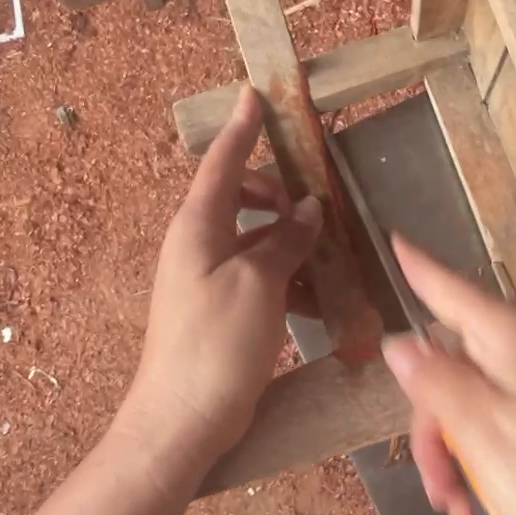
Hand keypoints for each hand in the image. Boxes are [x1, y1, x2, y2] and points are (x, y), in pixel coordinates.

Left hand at [117, 88, 321, 476]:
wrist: (183, 420)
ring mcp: (210, 278)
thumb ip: (285, 240)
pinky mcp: (224, 308)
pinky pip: (260, 276)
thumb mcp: (259, 284)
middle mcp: (199, 244)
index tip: (254, 94)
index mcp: (198, 226)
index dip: (242, 129)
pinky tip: (321, 297)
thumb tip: (308, 208)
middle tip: (319, 201)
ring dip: (292, 241)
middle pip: (242, 198)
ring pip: (257, 239)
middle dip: (281, 195)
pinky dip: (288, 277)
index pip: (223, 163)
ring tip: (332, 254)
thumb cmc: (215, 343)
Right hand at [385, 237, 515, 514]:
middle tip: (441, 498)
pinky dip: (493, 479)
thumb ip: (437, 384)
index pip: (447, 289)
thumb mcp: (485, 434)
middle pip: (454, 371)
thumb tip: (399, 342)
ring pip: (477, 413)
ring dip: (464, 475)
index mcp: (509, 334)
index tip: (392, 235)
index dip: (416, 268)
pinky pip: (507, 433)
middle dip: (439, 438)